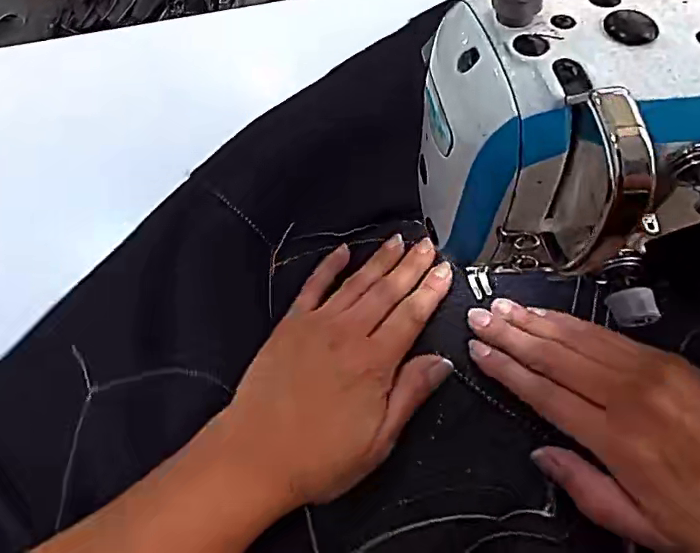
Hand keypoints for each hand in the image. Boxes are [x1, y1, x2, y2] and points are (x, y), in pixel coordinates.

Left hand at [217, 234, 455, 509]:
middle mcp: (349, 333)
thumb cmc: (318, 458)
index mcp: (374, 362)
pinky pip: (315, 285)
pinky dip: (330, 265)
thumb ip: (410, 394)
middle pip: (388, 290)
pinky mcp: (292, 323)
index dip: (431, 290)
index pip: (411, 315)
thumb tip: (442, 362)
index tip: (445, 271)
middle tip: (429, 244)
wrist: (253, 458)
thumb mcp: (377, 442)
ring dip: (381, 259)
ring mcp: (319, 323)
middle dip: (412, 265)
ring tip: (399, 240)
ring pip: (357, 282)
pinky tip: (343, 250)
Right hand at [468, 300, 699, 552]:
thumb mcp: (654, 531)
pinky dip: (576, 323)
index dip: (508, 367)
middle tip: (480, 313)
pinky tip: (559, 317)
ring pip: (580, 337)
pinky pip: (610, 336)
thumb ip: (591, 490)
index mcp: (619, 439)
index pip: (546, 392)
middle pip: (557, 354)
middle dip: (514, 333)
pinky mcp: (670, 360)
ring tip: (507, 307)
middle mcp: (629, 393)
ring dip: (539, 320)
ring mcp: (651, 370)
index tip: (479, 347)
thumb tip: (543, 455)